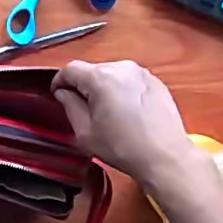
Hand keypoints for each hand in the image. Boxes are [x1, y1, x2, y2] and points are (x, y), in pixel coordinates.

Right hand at [51, 59, 207, 187]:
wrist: (164, 156)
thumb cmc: (121, 147)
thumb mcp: (85, 131)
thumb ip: (70, 106)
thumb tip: (64, 93)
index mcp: (101, 78)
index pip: (70, 69)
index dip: (59, 81)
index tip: (57, 95)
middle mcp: (122, 67)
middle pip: (92, 70)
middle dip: (82, 85)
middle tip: (81, 108)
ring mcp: (142, 73)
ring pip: (111, 74)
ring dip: (102, 88)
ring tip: (104, 112)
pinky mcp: (156, 81)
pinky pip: (129, 80)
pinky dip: (120, 90)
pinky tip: (124, 112)